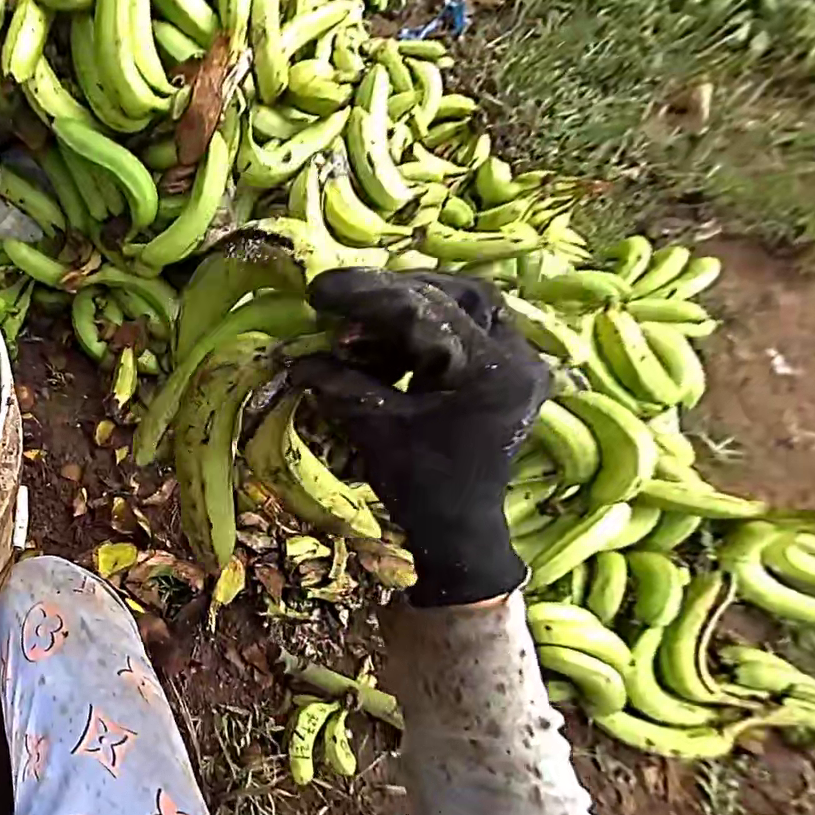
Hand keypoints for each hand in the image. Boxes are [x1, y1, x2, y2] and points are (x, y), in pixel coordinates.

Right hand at [289, 269, 548, 606]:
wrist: (455, 524)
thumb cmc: (418, 483)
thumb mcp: (374, 429)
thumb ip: (341, 385)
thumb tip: (297, 359)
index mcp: (490, 371)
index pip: (428, 311)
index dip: (369, 296)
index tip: (319, 290)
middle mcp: (517, 357)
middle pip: (459, 294)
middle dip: (395, 291)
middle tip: (343, 296)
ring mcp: (516, 363)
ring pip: (464, 308)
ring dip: (407, 309)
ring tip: (356, 326)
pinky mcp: (501, 373)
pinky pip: (462, 332)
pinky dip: (418, 332)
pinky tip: (380, 346)